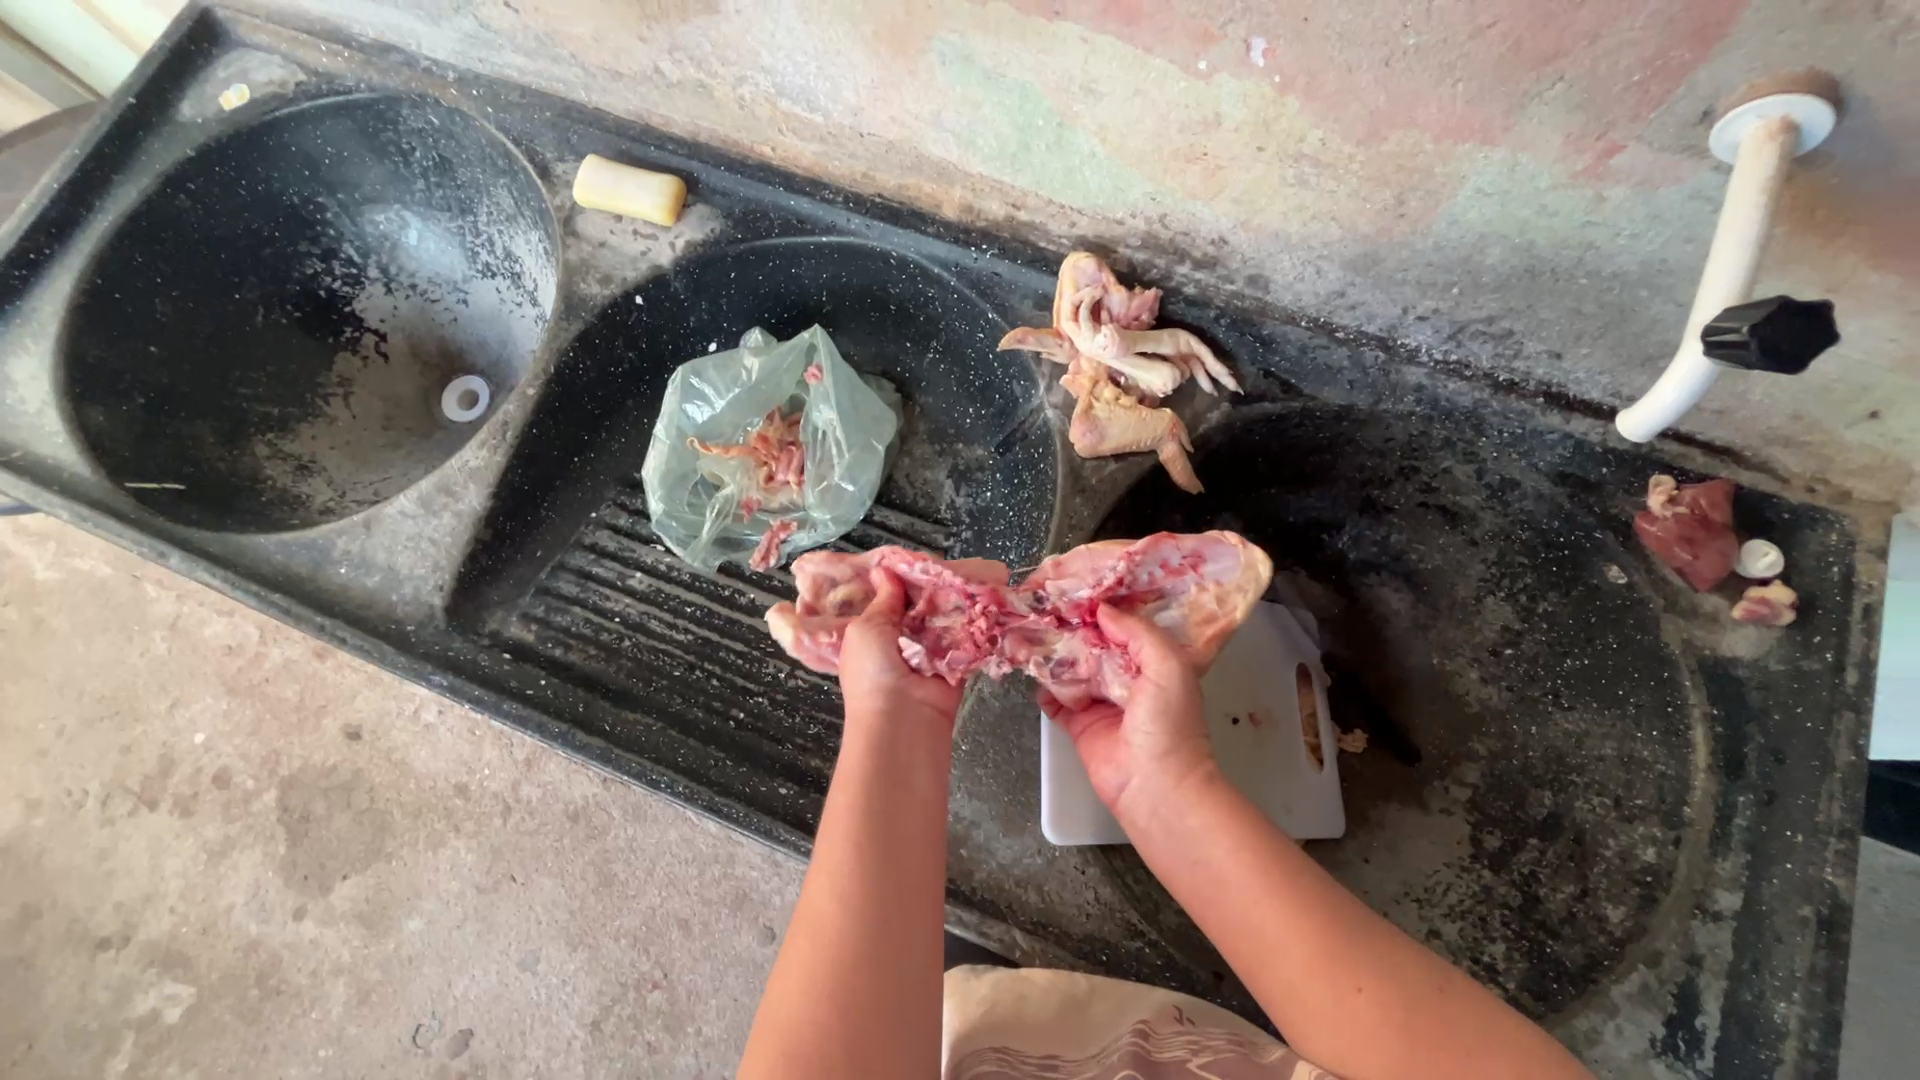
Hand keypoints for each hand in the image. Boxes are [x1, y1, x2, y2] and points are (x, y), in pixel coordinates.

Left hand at [838, 567, 962, 728]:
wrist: (902, 720)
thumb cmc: (873, 671)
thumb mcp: (866, 628)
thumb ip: (883, 599)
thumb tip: (884, 571)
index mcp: (872, 631)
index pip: (889, 596)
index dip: (901, 577)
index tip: (917, 558)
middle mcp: (901, 638)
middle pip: (921, 604)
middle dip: (933, 585)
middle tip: (949, 562)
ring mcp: (930, 650)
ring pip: (945, 616)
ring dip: (956, 598)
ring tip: (972, 571)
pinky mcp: (956, 661)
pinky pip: (966, 635)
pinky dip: (974, 619)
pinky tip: (984, 596)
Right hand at [1043, 604, 1216, 820]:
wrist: (1155, 786)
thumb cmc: (1170, 724)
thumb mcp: (1168, 665)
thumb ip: (1138, 632)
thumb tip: (1103, 610)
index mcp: (1154, 663)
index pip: (1126, 628)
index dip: (1105, 610)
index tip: (1078, 589)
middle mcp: (1127, 679)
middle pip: (1094, 646)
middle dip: (1074, 630)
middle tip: (1046, 607)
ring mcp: (1101, 702)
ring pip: (1072, 669)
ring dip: (1055, 655)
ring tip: (1031, 633)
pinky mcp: (1079, 725)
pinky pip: (1056, 700)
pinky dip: (1044, 689)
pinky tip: (1033, 673)